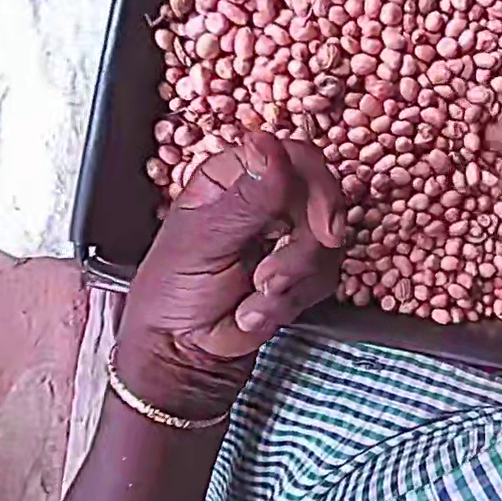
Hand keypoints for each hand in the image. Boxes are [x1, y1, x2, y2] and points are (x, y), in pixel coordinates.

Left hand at [115, 131, 345, 420]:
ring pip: (328, 243)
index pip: (296, 158)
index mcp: (234, 178)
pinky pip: (326, 277)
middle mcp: (267, 200)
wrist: (182, 354)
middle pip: (323, 200)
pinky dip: (293, 301)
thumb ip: (245, 199)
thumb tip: (269, 146)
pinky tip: (256, 311)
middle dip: (304, 247)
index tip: (325, 225)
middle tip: (277, 277)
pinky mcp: (303, 272)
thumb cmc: (172, 294)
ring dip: (293, 280)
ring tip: (253, 300)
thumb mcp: (202, 243)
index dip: (319, 186)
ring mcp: (288, 236)